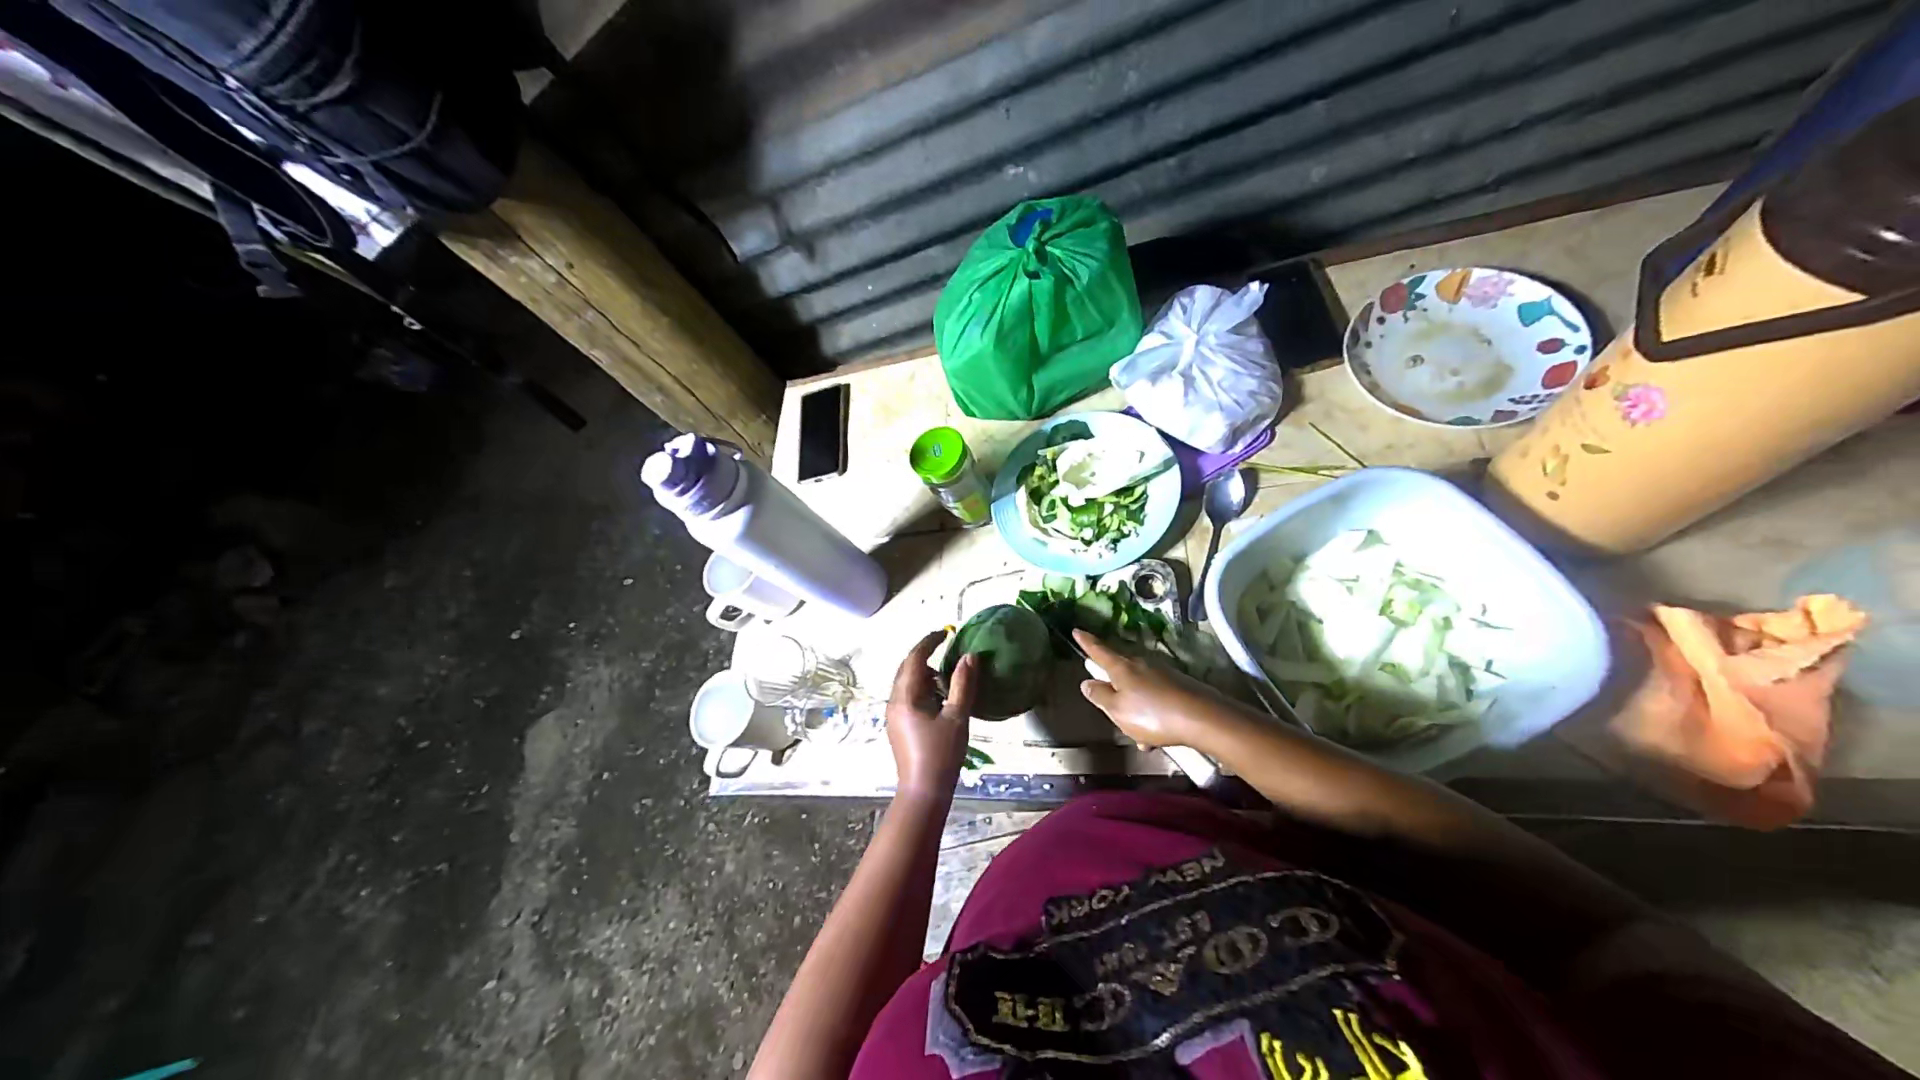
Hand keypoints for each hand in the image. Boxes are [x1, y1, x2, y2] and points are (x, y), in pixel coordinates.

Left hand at [887, 629, 977, 798]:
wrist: (923, 792)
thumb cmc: (941, 755)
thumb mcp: (957, 717)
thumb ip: (963, 684)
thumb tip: (969, 656)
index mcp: (905, 697)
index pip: (913, 658)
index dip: (928, 642)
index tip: (945, 632)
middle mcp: (894, 702)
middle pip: (907, 669)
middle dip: (926, 656)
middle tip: (948, 650)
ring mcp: (894, 715)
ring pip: (908, 683)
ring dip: (926, 675)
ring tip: (950, 678)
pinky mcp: (899, 725)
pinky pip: (909, 697)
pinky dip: (924, 689)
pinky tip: (942, 699)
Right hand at [1075, 630, 1231, 749]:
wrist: (1202, 718)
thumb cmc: (1152, 714)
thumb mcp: (1117, 710)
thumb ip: (1100, 696)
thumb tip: (1087, 682)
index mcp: (1122, 668)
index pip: (1099, 651)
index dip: (1087, 642)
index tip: (1077, 631)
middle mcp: (1142, 665)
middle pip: (1121, 671)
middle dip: (1114, 688)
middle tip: (1110, 706)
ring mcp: (1162, 674)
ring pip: (1140, 690)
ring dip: (1136, 710)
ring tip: (1139, 735)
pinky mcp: (1179, 686)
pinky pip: (1156, 700)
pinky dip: (1152, 716)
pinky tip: (1156, 737)